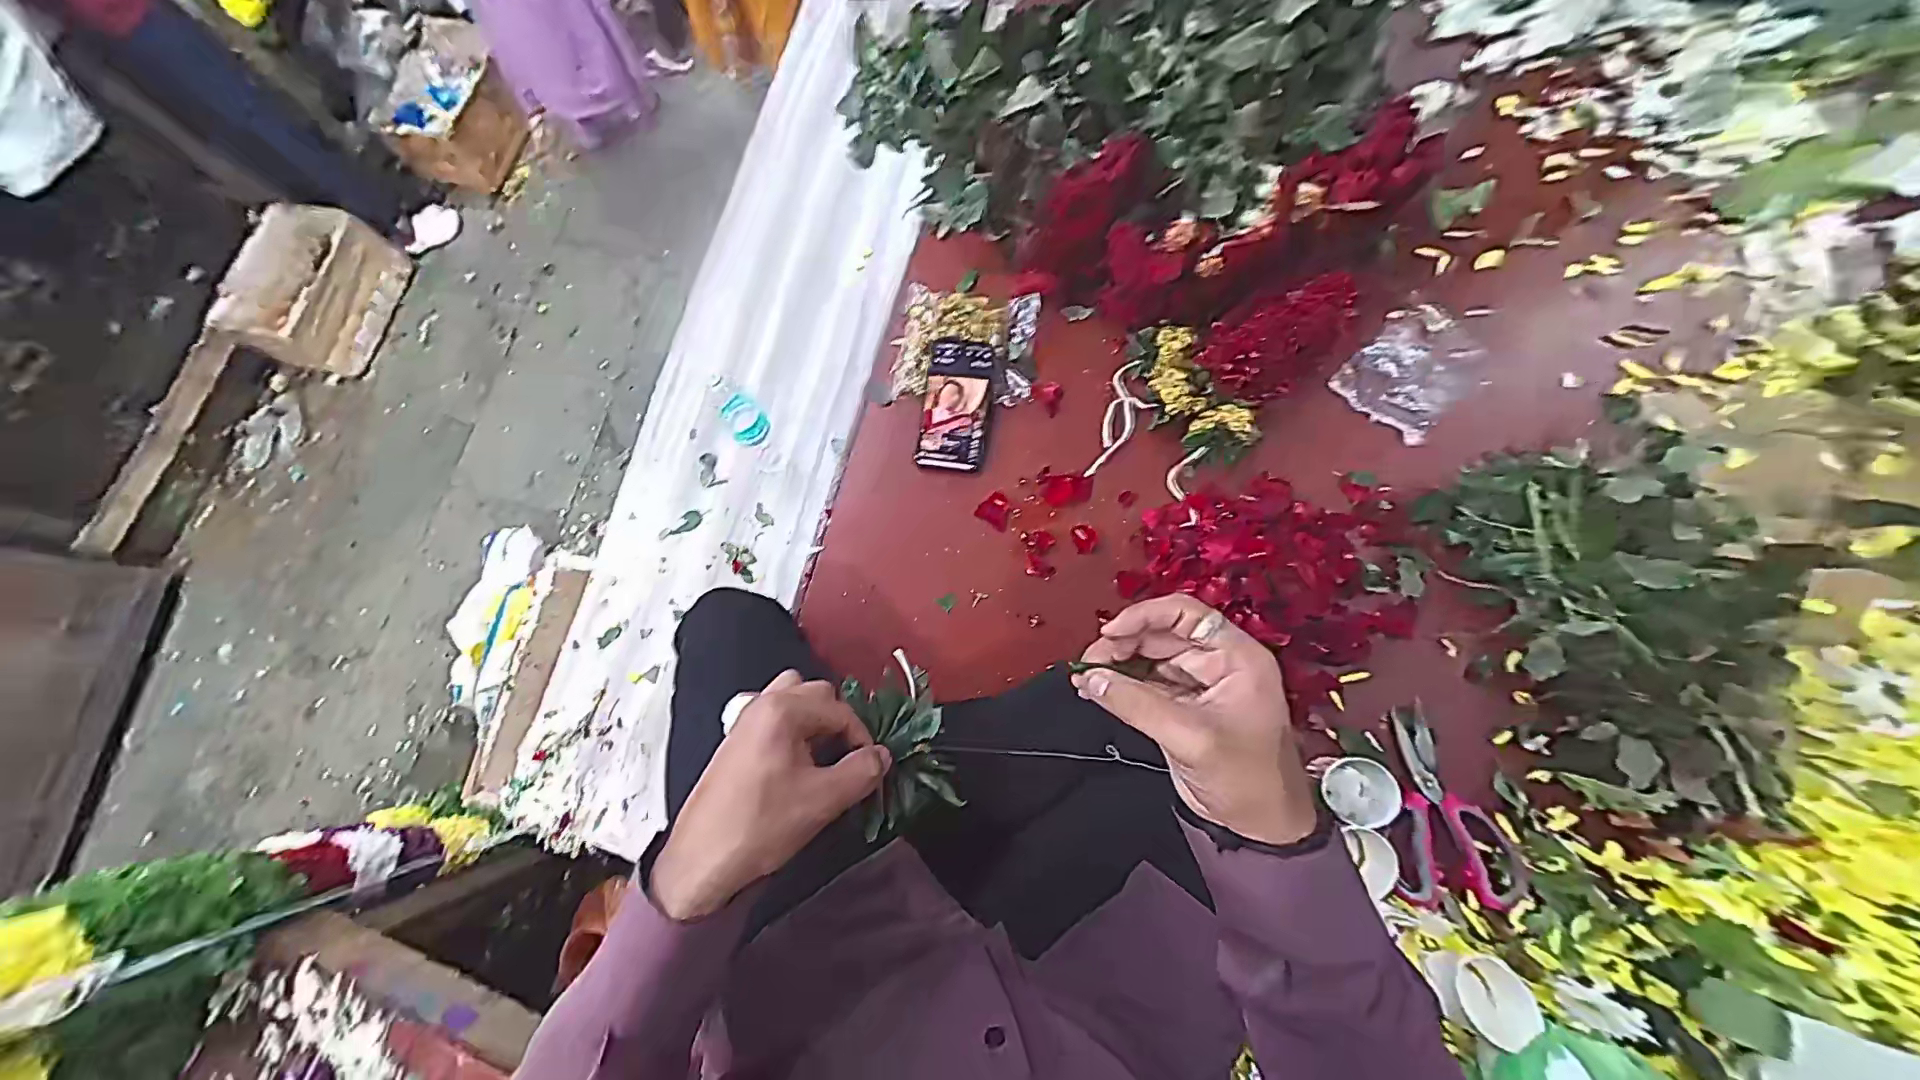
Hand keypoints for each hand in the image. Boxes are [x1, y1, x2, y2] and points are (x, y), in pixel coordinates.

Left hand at [651, 670, 891, 919]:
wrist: (699, 862)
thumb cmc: (761, 826)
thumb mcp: (823, 801)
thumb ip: (862, 772)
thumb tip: (882, 756)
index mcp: (782, 710)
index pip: (840, 710)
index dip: (862, 738)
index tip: (869, 768)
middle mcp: (762, 703)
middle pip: (817, 694)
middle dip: (839, 723)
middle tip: (849, 759)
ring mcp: (745, 720)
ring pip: (793, 700)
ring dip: (815, 720)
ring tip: (824, 755)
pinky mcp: (736, 740)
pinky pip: (774, 717)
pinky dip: (794, 729)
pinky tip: (797, 766)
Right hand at [1072, 595, 1317, 844]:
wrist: (1260, 828)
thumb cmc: (1248, 781)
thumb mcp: (1191, 738)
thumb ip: (1137, 704)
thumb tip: (1091, 677)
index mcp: (1237, 658)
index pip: (1187, 615)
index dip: (1145, 616)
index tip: (1110, 631)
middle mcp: (1217, 663)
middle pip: (1161, 634)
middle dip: (1122, 643)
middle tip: (1089, 661)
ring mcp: (1197, 684)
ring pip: (1148, 657)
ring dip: (1115, 663)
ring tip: (1086, 676)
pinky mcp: (1180, 706)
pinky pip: (1143, 682)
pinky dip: (1118, 684)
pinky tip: (1094, 688)